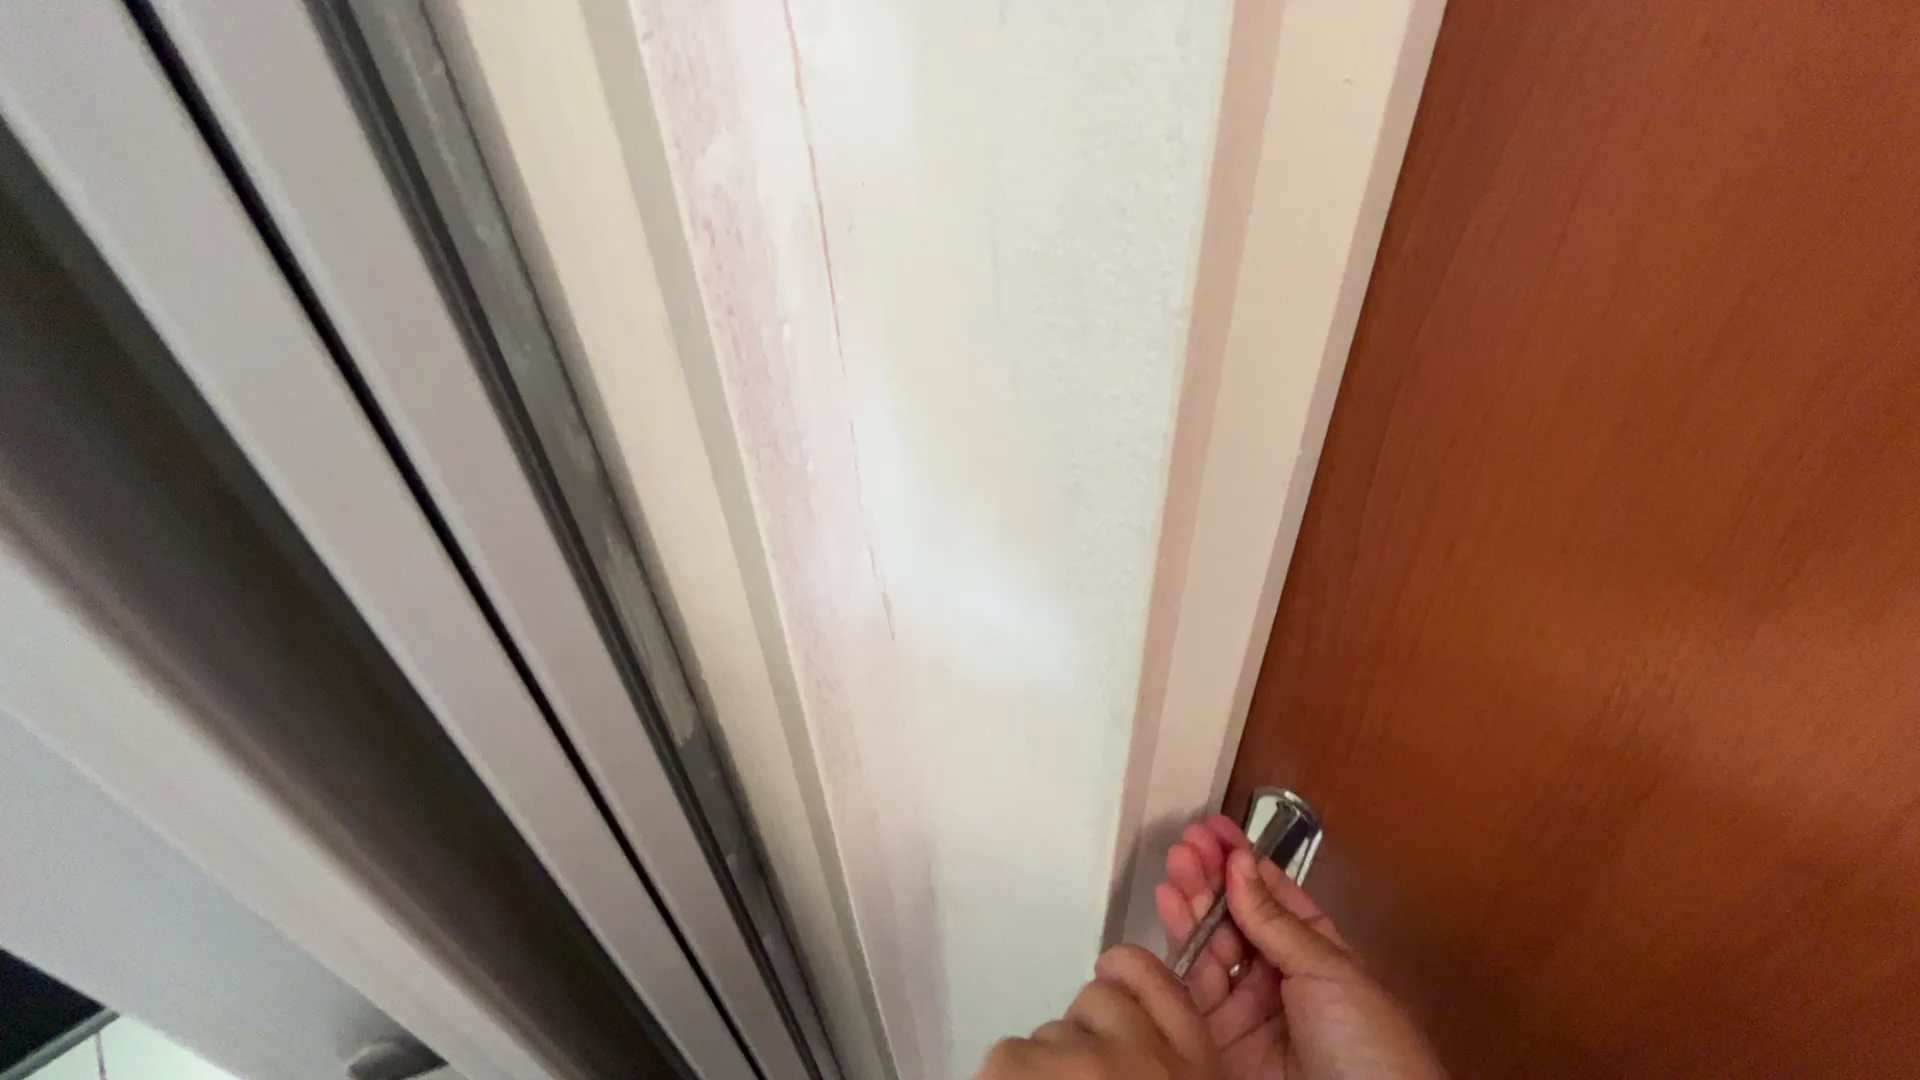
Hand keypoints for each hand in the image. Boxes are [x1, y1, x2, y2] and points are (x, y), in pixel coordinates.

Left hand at [976, 945, 1223, 1079]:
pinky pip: (1012, 1050)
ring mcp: (1081, 1055)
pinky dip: (1012, 1075)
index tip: (1114, 967)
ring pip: (1052, 1029)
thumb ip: (1167, 1056)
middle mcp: (1141, 1051)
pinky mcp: (1020, 1060)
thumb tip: (1145, 1031)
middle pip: (1098, 997)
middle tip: (1084, 1077)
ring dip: (1048, 1061)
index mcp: (1190, 1065)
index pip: (1158, 978)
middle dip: (1085, 1030)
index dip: (1132, 968)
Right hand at [1155, 816, 1445, 1079]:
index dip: (1246, 861)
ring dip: (1193, 897)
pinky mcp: (1216, 1039)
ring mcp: (1248, 1009)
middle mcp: (1281, 979)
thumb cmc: (1370, 1049)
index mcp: (1320, 959)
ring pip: (1211, 942)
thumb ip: (1274, 921)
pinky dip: (1178, 941)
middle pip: (1238, 916)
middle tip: (1190, 838)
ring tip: (1177, 860)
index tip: (1217, 828)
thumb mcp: (1332, 974)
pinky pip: (1193, 983)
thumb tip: (1239, 863)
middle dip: (1214, 874)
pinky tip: (1169, 901)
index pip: (1274, 898)